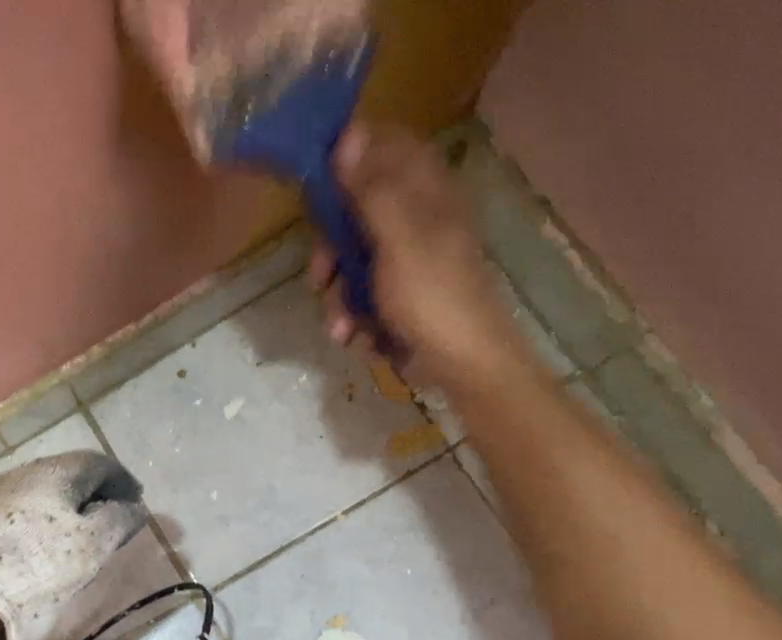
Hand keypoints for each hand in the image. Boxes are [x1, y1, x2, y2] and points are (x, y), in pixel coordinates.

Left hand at [0, 452, 147, 639]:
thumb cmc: (39, 566)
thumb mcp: (92, 545)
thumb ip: (118, 521)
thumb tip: (133, 508)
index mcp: (53, 471)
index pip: (97, 463)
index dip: (122, 481)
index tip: (138, 501)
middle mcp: (22, 473)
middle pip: (69, 475)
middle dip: (96, 492)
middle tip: (115, 515)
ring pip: (45, 493)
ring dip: (70, 507)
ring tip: (85, 532)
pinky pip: (25, 510)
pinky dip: (47, 519)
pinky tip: (50, 543)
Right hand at [312, 122, 525, 385]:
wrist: (465, 364)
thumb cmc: (433, 297)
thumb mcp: (397, 239)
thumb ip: (371, 188)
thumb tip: (348, 133)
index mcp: (424, 192)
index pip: (386, 146)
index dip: (349, 157)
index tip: (316, 183)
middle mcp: (416, 217)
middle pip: (355, 210)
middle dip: (331, 249)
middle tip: (320, 277)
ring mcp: (408, 257)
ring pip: (353, 258)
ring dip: (338, 294)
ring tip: (341, 325)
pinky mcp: (400, 293)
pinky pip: (362, 292)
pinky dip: (353, 314)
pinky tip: (355, 336)